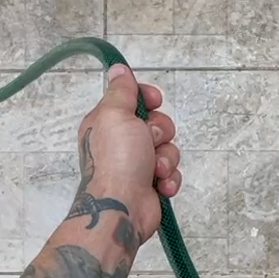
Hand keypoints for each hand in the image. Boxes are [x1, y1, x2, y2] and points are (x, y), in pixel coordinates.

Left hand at [68, 63, 180, 243]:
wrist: (122, 207)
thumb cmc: (116, 162)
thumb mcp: (116, 115)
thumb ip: (121, 91)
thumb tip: (118, 69)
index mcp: (107, 122)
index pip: (132, 98)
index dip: (147, 98)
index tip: (154, 101)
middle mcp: (120, 141)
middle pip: (156, 123)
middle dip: (161, 132)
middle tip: (150, 141)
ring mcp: (136, 163)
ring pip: (167, 148)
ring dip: (166, 158)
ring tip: (155, 170)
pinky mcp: (151, 183)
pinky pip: (171, 171)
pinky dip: (170, 178)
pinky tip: (161, 185)